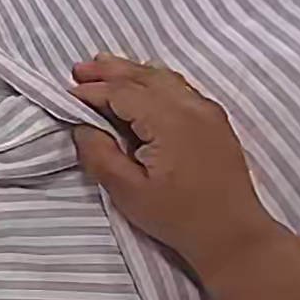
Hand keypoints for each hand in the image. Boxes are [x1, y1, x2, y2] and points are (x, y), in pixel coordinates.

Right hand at [69, 53, 299, 299]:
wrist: (231, 234)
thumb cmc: (176, 216)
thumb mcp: (127, 192)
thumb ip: (100, 155)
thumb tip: (83, 128)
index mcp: (169, 121)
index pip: (123, 93)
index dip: (93, 91)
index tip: (67, 93)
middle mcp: (191, 106)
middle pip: (144, 77)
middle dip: (109, 71)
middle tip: (78, 69)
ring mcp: (207, 111)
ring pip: (164, 78)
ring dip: (131, 71)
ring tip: (103, 65)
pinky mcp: (214, 121)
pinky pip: (179, 87)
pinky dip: (153, 80)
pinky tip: (142, 84)